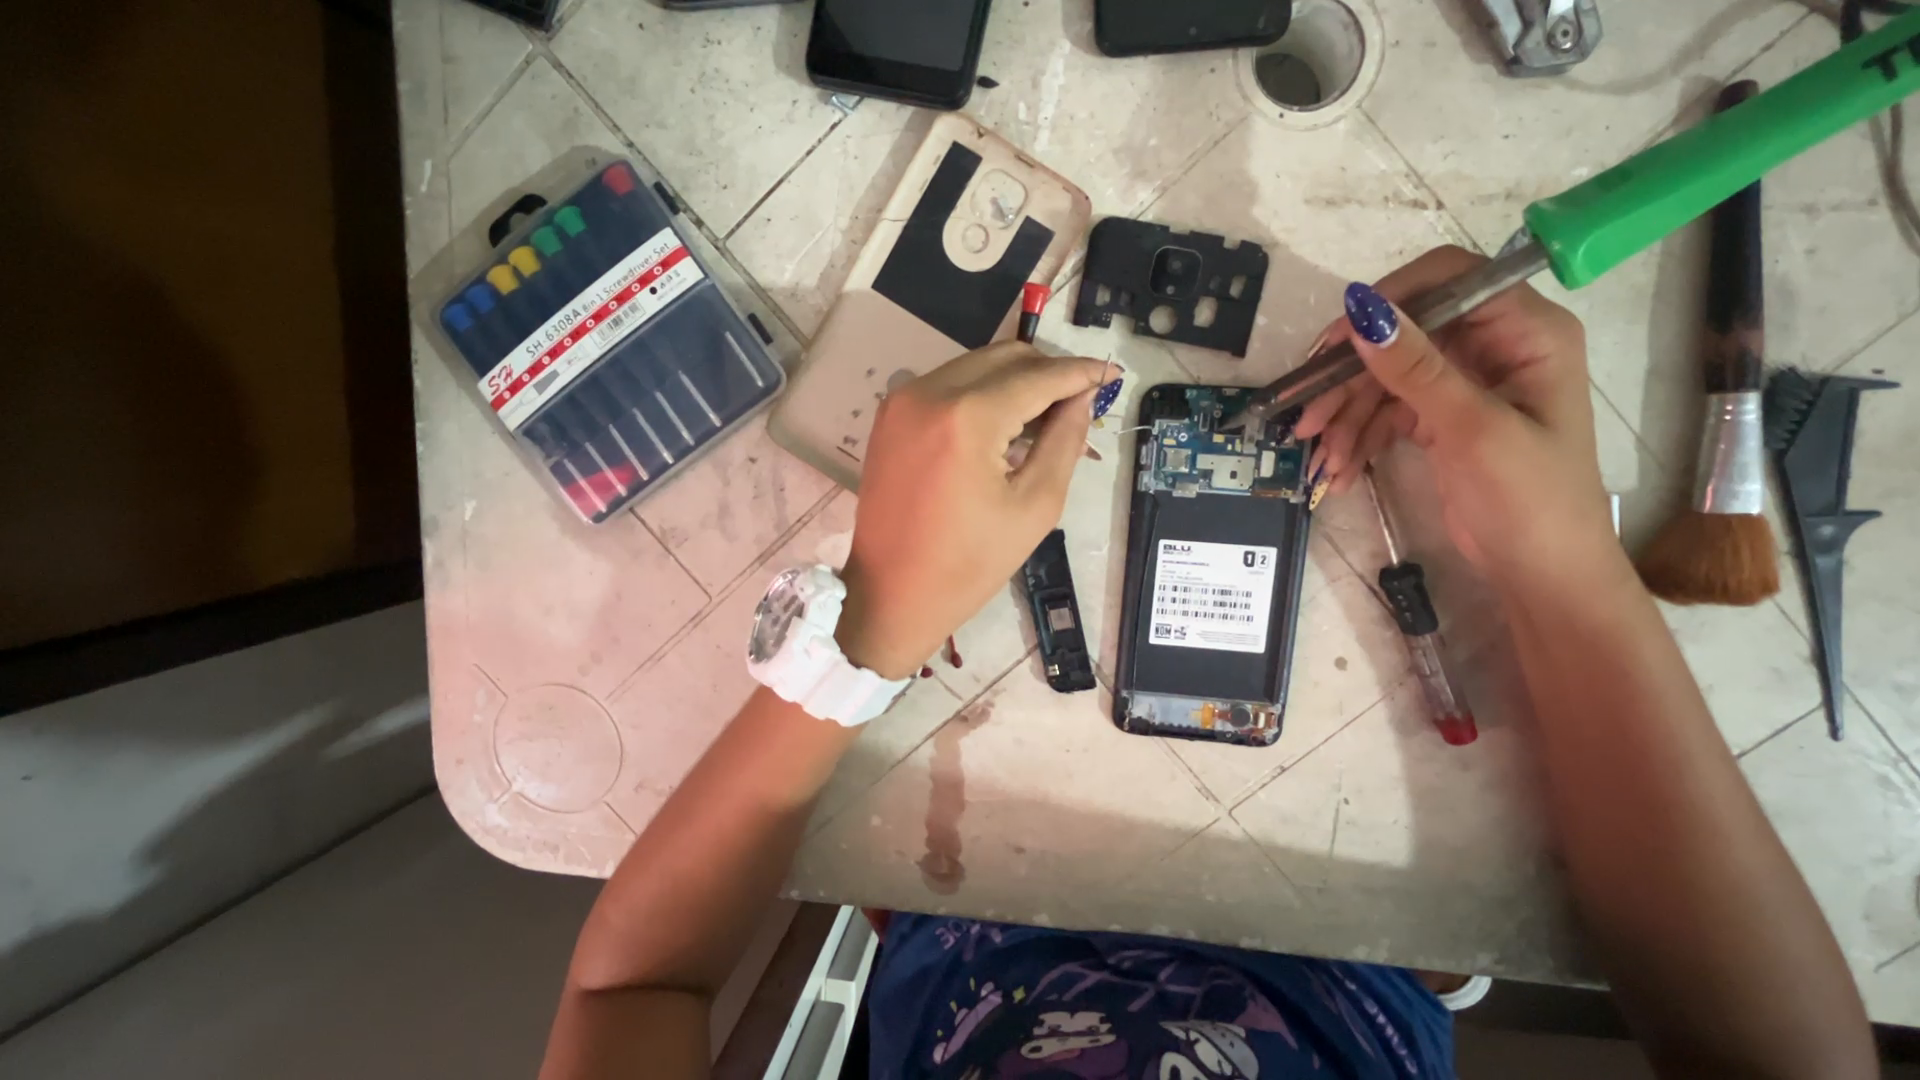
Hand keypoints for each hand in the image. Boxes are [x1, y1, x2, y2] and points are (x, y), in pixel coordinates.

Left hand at [836, 343, 1113, 678]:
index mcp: (967, 417)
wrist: (890, 594)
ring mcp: (903, 401)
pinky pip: (949, 384)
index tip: (1112, 373)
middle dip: (1047, 371)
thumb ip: (1064, 440)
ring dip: (1016, 380)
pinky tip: (1003, 425)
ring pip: (976, 365)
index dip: (1080, 372)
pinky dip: (983, 392)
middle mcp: (930, 392)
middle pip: (1005, 357)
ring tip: (1044, 418)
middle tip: (1079, 401)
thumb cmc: (968, 564)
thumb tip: (1083, 397)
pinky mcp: (890, 415)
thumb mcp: (1035, 506)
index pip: (1037, 376)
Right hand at [1294, 246, 1616, 588]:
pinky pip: (1388, 410)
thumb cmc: (1528, 498)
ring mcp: (1465, 382)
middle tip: (1306, 416)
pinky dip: (1360, 437)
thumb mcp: (1470, 429)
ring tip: (1321, 459)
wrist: (1541, 572)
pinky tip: (1341, 469)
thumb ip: (1415, 367)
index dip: (1388, 302)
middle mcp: (1495, 345)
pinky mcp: (1443, 416)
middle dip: (1351, 379)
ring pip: (1387, 376)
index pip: (1447, 280)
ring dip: (1347, 416)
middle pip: (1404, 334)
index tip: (1334, 344)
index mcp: (1525, 331)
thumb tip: (1359, 308)